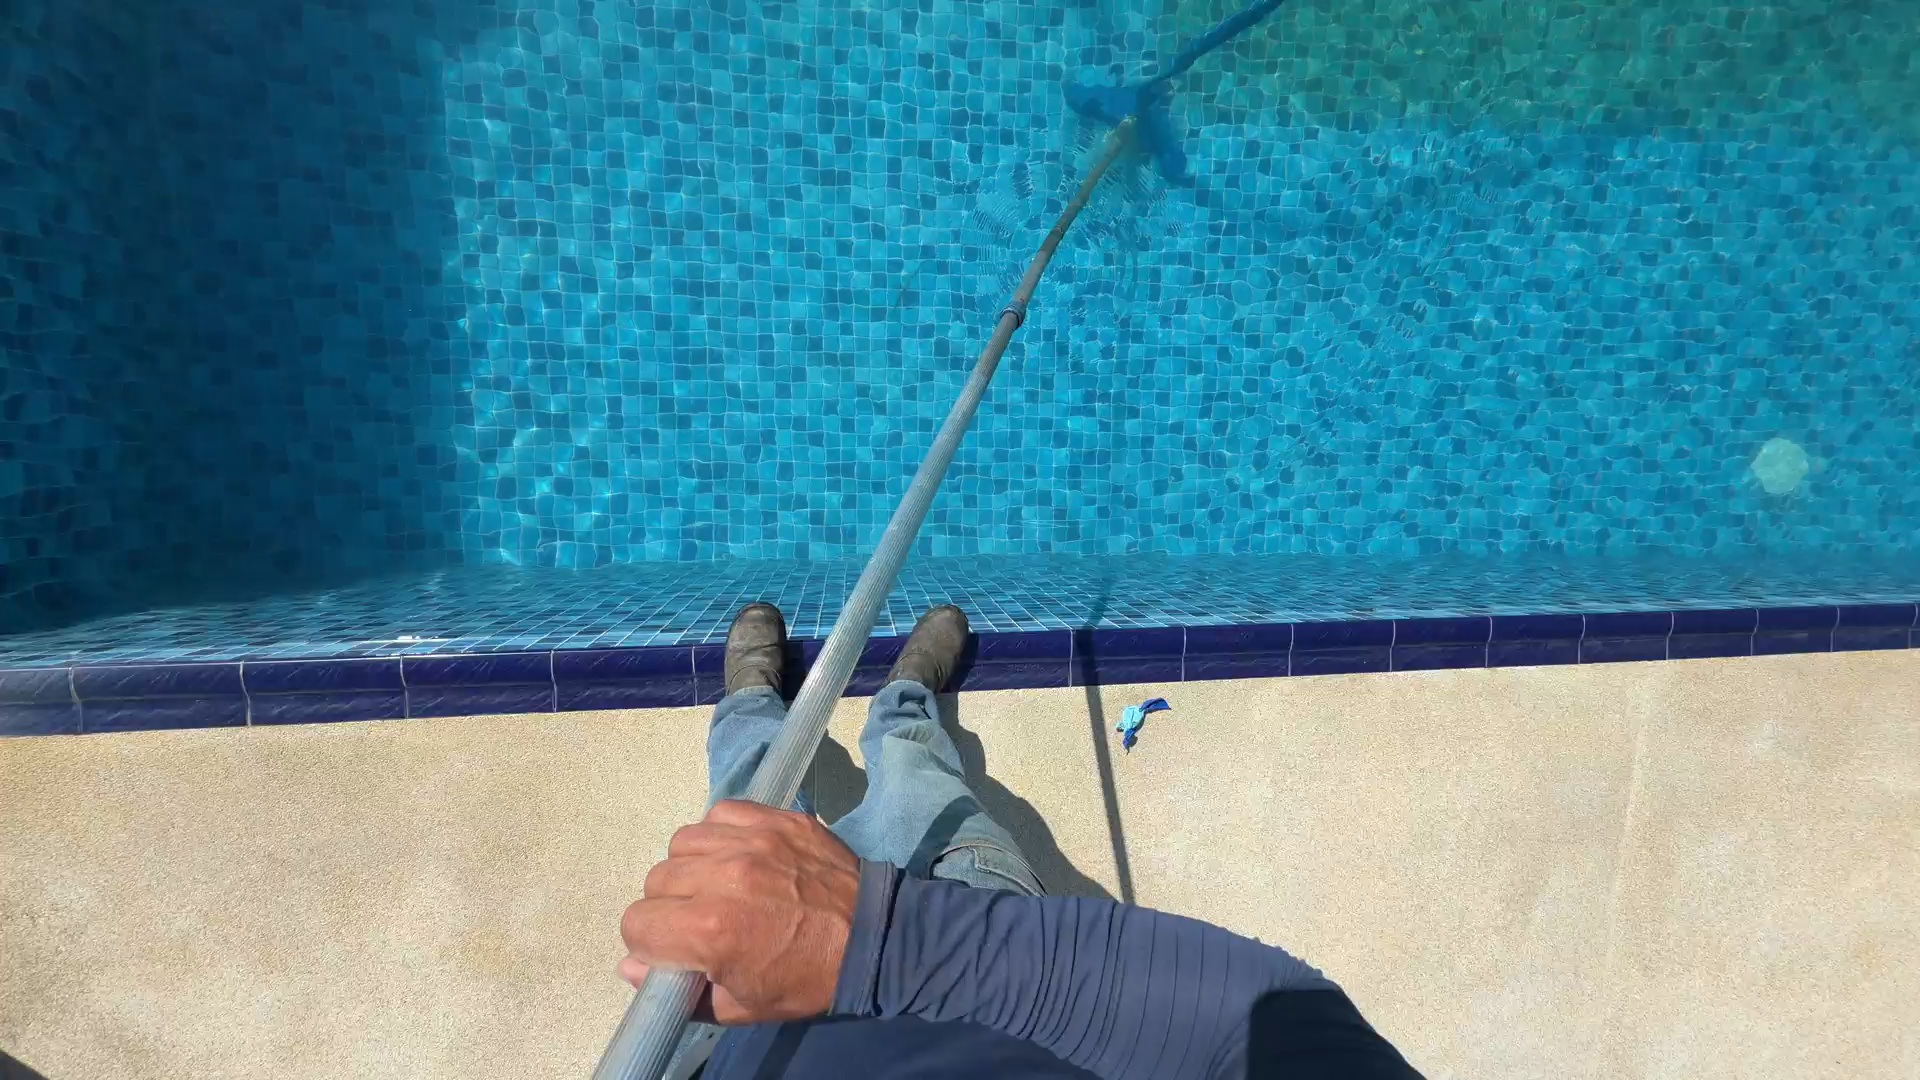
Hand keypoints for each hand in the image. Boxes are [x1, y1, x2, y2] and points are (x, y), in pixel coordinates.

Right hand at [618, 799, 860, 1024]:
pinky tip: (738, 850)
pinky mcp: (778, 818)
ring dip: (692, 863)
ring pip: (685, 840)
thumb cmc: (804, 979)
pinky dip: (722, 830)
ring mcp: (754, 840)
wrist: (869, 935)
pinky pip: (724, 811)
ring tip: (717, 880)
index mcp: (709, 928)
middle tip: (698, 914)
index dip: (650, 939)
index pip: (637, 922)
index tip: (672, 945)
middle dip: (668, 903)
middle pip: (657, 878)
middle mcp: (724, 875)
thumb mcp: (738, 1006)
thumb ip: (678, 990)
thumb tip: (631, 965)